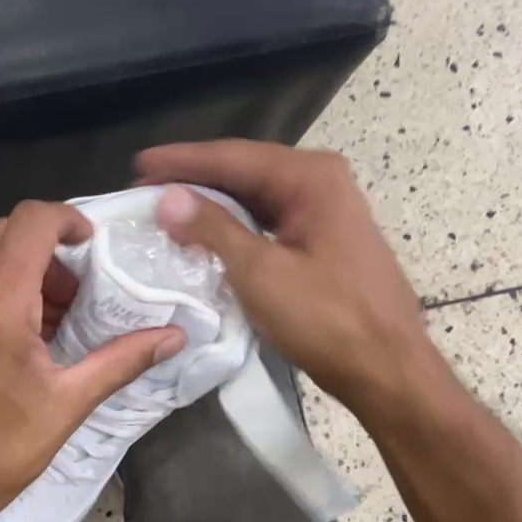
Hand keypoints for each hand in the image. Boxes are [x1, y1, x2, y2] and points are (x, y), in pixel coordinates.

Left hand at [0, 201, 186, 521]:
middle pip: (5, 232)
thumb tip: (174, 337)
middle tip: (71, 298)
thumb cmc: (0, 452)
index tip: (90, 249)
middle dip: (46, 252)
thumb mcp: (67, 405)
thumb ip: (122, 360)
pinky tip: (8, 337)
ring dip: (18, 271)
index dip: (68, 220)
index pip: (32, 221)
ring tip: (44, 323)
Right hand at [136, 139, 447, 416]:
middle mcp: (319, 184)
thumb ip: (212, 230)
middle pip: (244, 172)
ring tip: (165, 210)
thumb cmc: (324, 317)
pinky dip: (231, 229)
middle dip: (193, 180)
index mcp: (310, 178)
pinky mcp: (319, 245)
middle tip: (144, 187)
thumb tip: (168, 199)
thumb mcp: (260, 272)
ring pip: (254, 199)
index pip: (233, 157)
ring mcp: (322, 215)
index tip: (138, 164)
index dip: (182, 161)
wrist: (383, 365)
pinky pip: (265, 225)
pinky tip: (203, 239)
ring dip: (210, 205)